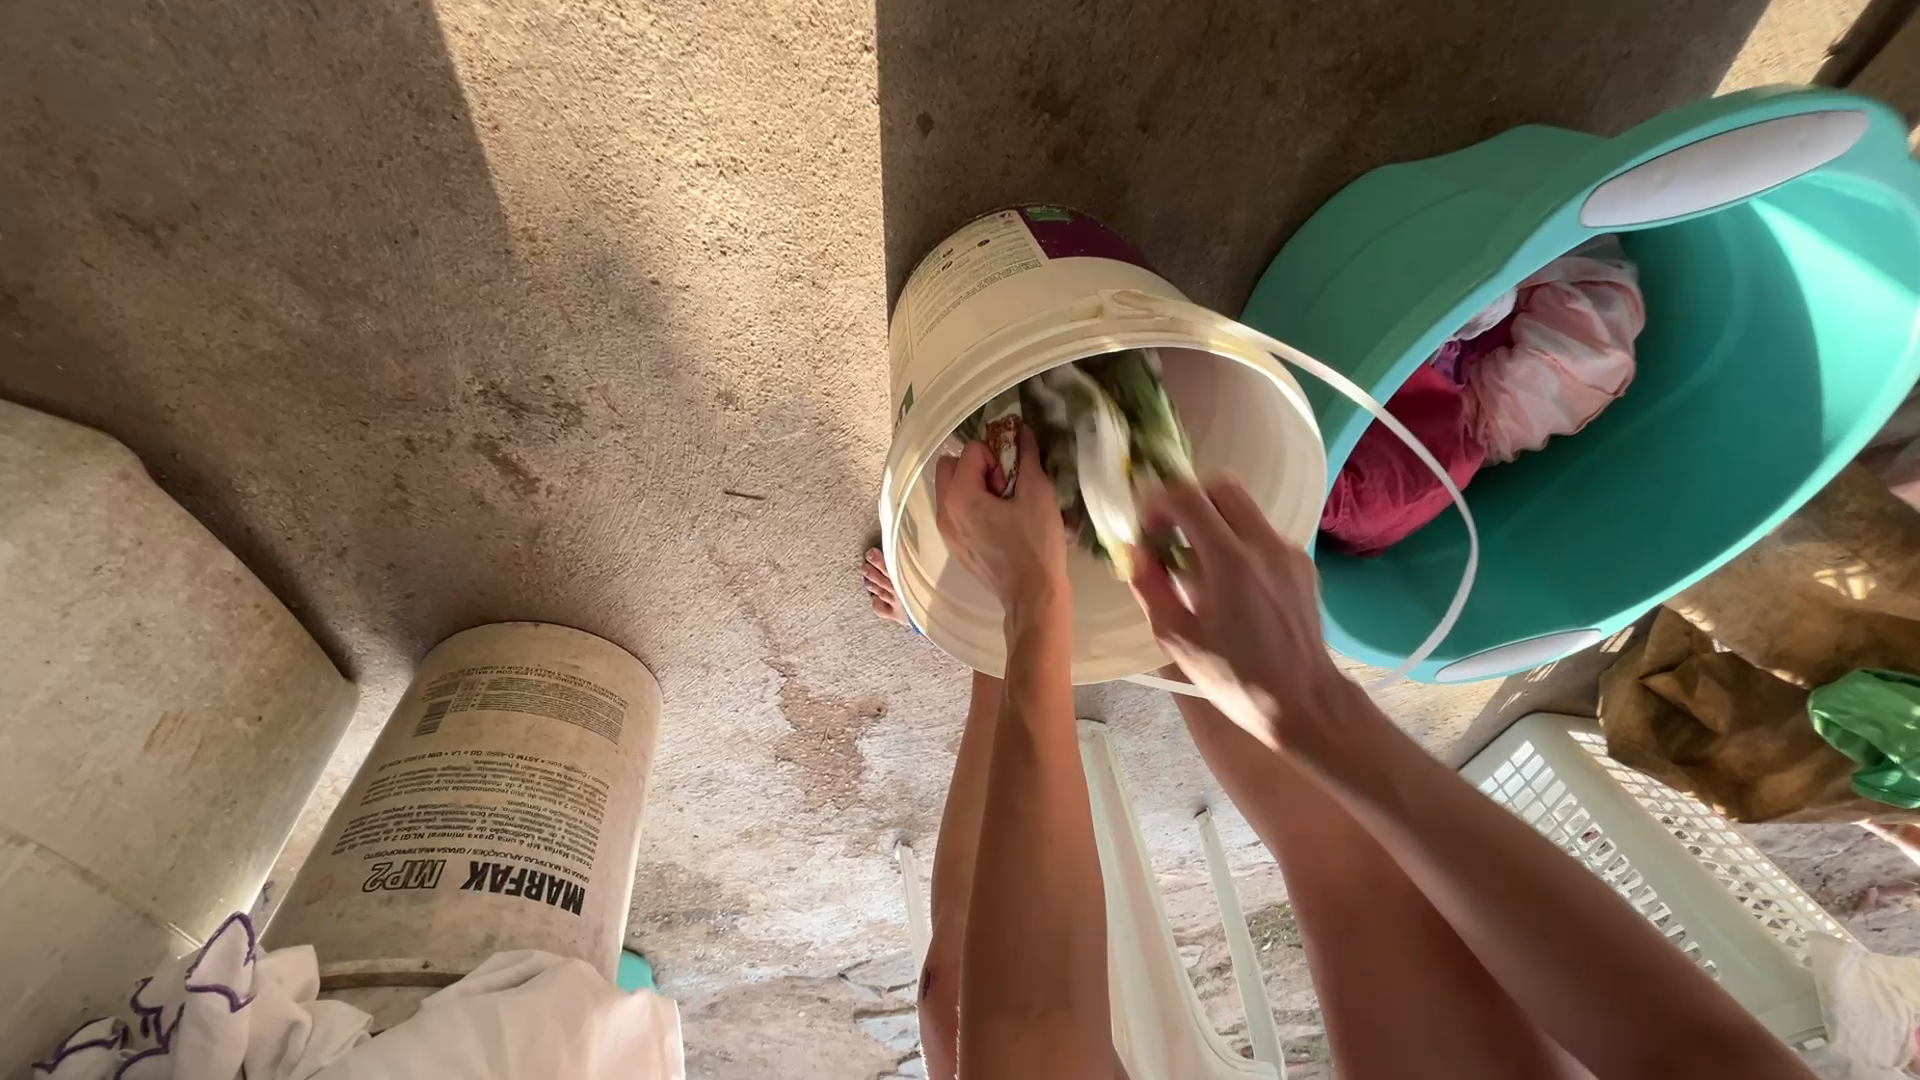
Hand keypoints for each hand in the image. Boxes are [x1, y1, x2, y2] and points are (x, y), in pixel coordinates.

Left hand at [935, 424, 1067, 614]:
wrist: (1031, 594)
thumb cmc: (1036, 544)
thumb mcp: (1038, 493)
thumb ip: (1027, 456)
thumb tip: (1023, 430)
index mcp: (959, 496)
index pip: (972, 450)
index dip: (996, 459)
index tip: (1012, 483)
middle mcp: (943, 511)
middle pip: (951, 465)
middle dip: (978, 467)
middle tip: (1004, 489)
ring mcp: (946, 531)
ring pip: (951, 488)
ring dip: (975, 486)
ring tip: (1003, 507)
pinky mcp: (954, 545)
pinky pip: (955, 511)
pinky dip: (972, 506)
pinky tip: (999, 524)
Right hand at [1128, 477, 1345, 746]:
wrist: (1304, 702)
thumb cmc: (1234, 677)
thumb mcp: (1177, 639)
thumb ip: (1149, 588)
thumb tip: (1134, 552)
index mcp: (1230, 561)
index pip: (1189, 498)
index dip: (1159, 503)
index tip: (1148, 529)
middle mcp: (1264, 545)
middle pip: (1222, 487)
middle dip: (1190, 501)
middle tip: (1172, 534)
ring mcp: (1288, 552)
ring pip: (1244, 507)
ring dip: (1214, 520)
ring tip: (1198, 562)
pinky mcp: (1302, 564)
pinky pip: (1261, 533)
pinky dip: (1237, 540)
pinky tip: (1230, 582)